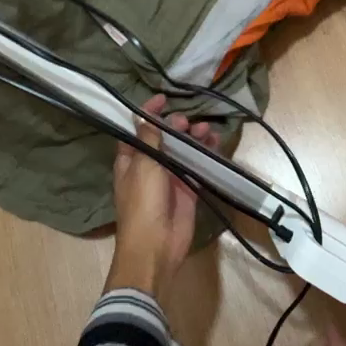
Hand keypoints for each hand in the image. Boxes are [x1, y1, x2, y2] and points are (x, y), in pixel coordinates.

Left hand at [105, 94, 214, 299]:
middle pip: (164, 137)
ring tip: (206, 130)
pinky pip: (198, 164)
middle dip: (175, 125)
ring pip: (183, 149)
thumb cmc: (142, 203)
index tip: (162, 98)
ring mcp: (169, 177)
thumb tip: (147, 117)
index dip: (147, 113)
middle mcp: (149, 166)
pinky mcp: (187, 188)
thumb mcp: (143, 166)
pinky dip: (206, 152)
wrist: (155, 246)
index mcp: (130, 161)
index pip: (137, 130)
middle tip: (186, 122)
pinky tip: (216, 142)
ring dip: (194, 137)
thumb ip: (148, 139)